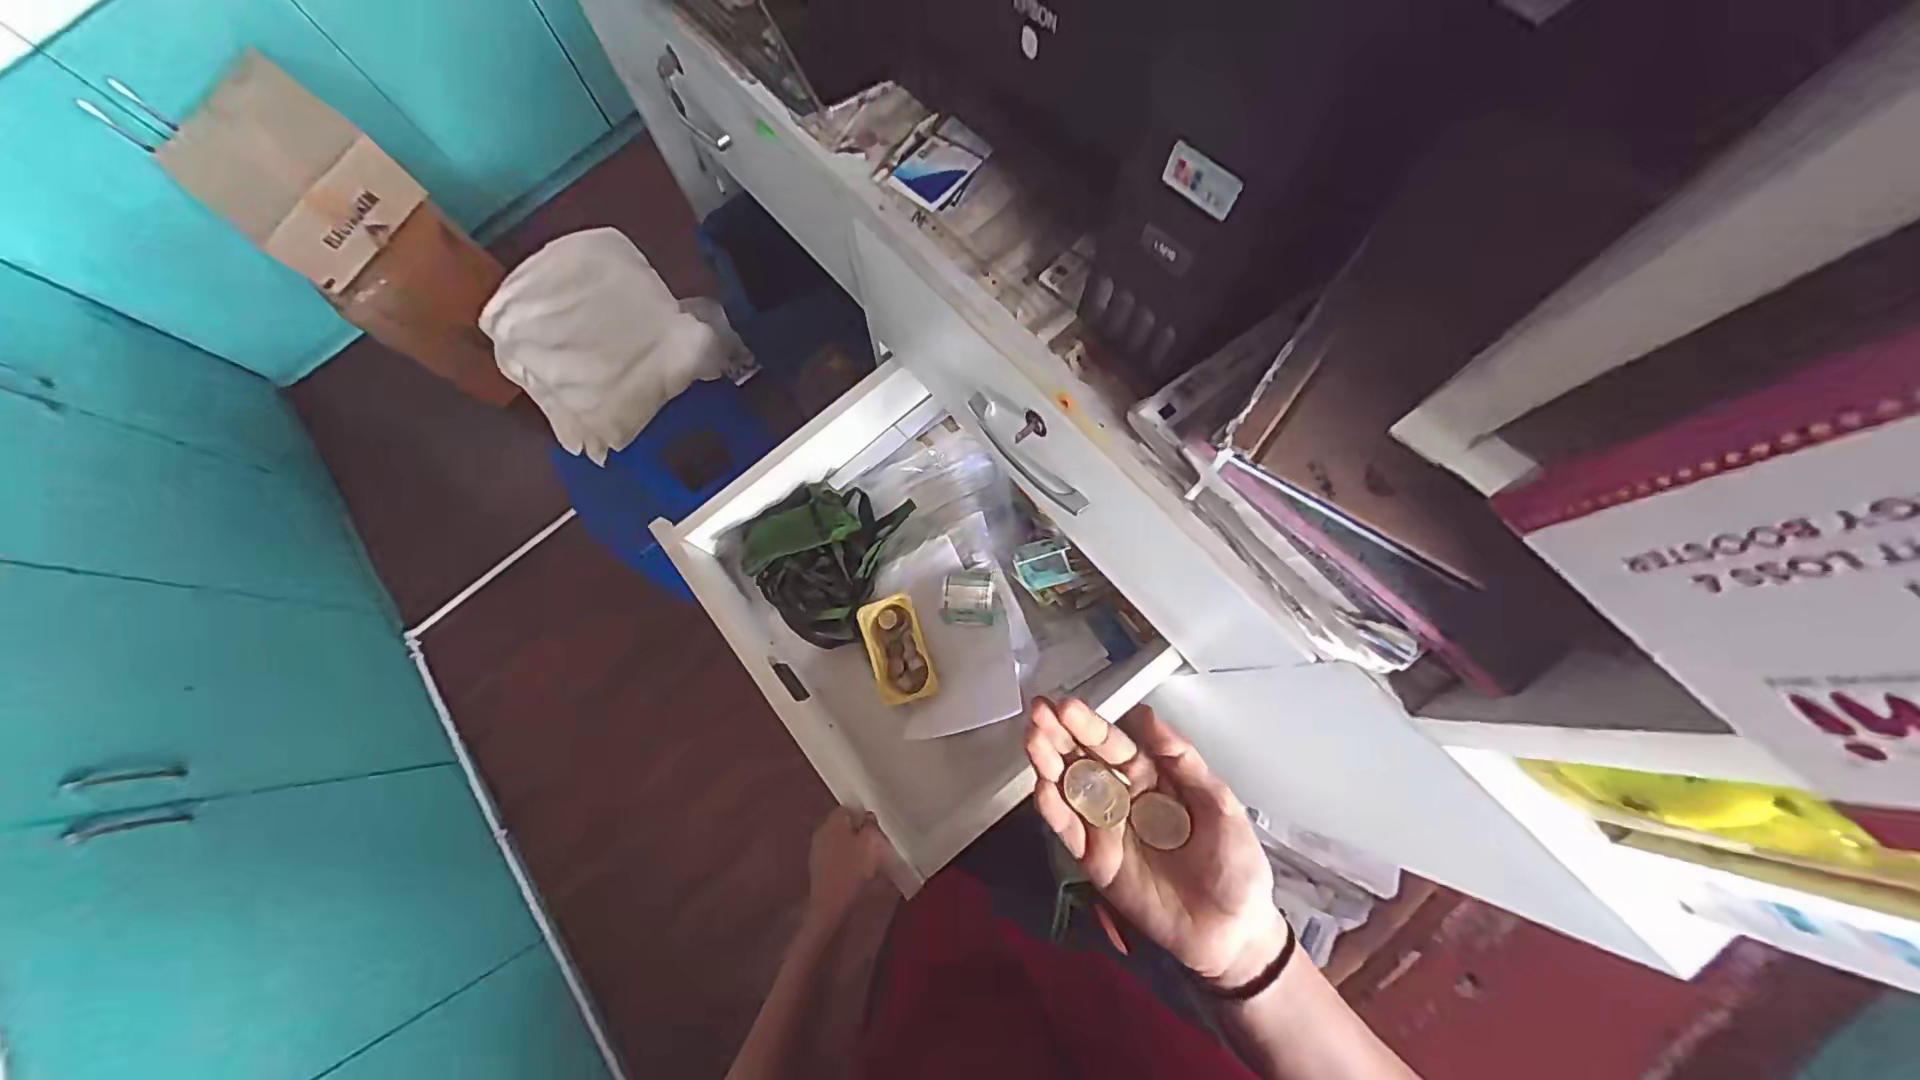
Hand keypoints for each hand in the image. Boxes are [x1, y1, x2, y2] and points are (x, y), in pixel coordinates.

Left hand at [805, 806, 892, 923]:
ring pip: (841, 843)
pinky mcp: (820, 873)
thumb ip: (871, 825)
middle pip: (844, 826)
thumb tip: (869, 817)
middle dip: (860, 832)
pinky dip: (849, 863)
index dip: (864, 814)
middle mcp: (822, 834)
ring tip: (873, 859)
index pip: (848, 808)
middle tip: (878, 840)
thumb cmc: (852, 870)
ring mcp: (818, 854)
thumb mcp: (871, 842)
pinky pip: (838, 860)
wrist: (831, 908)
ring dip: (855, 848)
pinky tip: (861, 873)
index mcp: (832, 822)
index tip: (878, 824)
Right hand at [1026, 698, 1287, 989]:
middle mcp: (1121, 797)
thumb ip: (1183, 759)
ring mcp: (1105, 827)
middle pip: (1084, 758)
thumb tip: (1147, 716)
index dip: (1091, 725)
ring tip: (1033, 738)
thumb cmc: (1234, 866)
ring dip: (1048, 762)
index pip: (1113, 744)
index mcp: (1150, 776)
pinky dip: (1053, 809)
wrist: (1234, 934)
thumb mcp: (1221, 804)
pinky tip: (1043, 786)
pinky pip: (1069, 830)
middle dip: (1059, 733)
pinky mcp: (1096, 860)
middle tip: (1039, 711)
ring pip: (1069, 788)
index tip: (1069, 706)